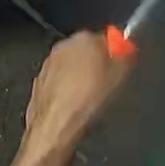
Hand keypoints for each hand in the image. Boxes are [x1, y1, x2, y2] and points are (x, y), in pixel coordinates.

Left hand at [21, 30, 132, 159]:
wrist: (56, 127)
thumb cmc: (91, 100)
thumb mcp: (120, 78)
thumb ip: (125, 56)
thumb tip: (126, 47)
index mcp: (85, 38)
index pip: (106, 39)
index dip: (115, 56)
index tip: (120, 70)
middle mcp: (64, 45)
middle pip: (87, 52)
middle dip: (96, 66)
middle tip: (106, 88)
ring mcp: (49, 63)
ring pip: (72, 67)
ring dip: (80, 79)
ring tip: (90, 102)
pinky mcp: (39, 82)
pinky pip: (59, 83)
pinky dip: (66, 91)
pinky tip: (73, 109)